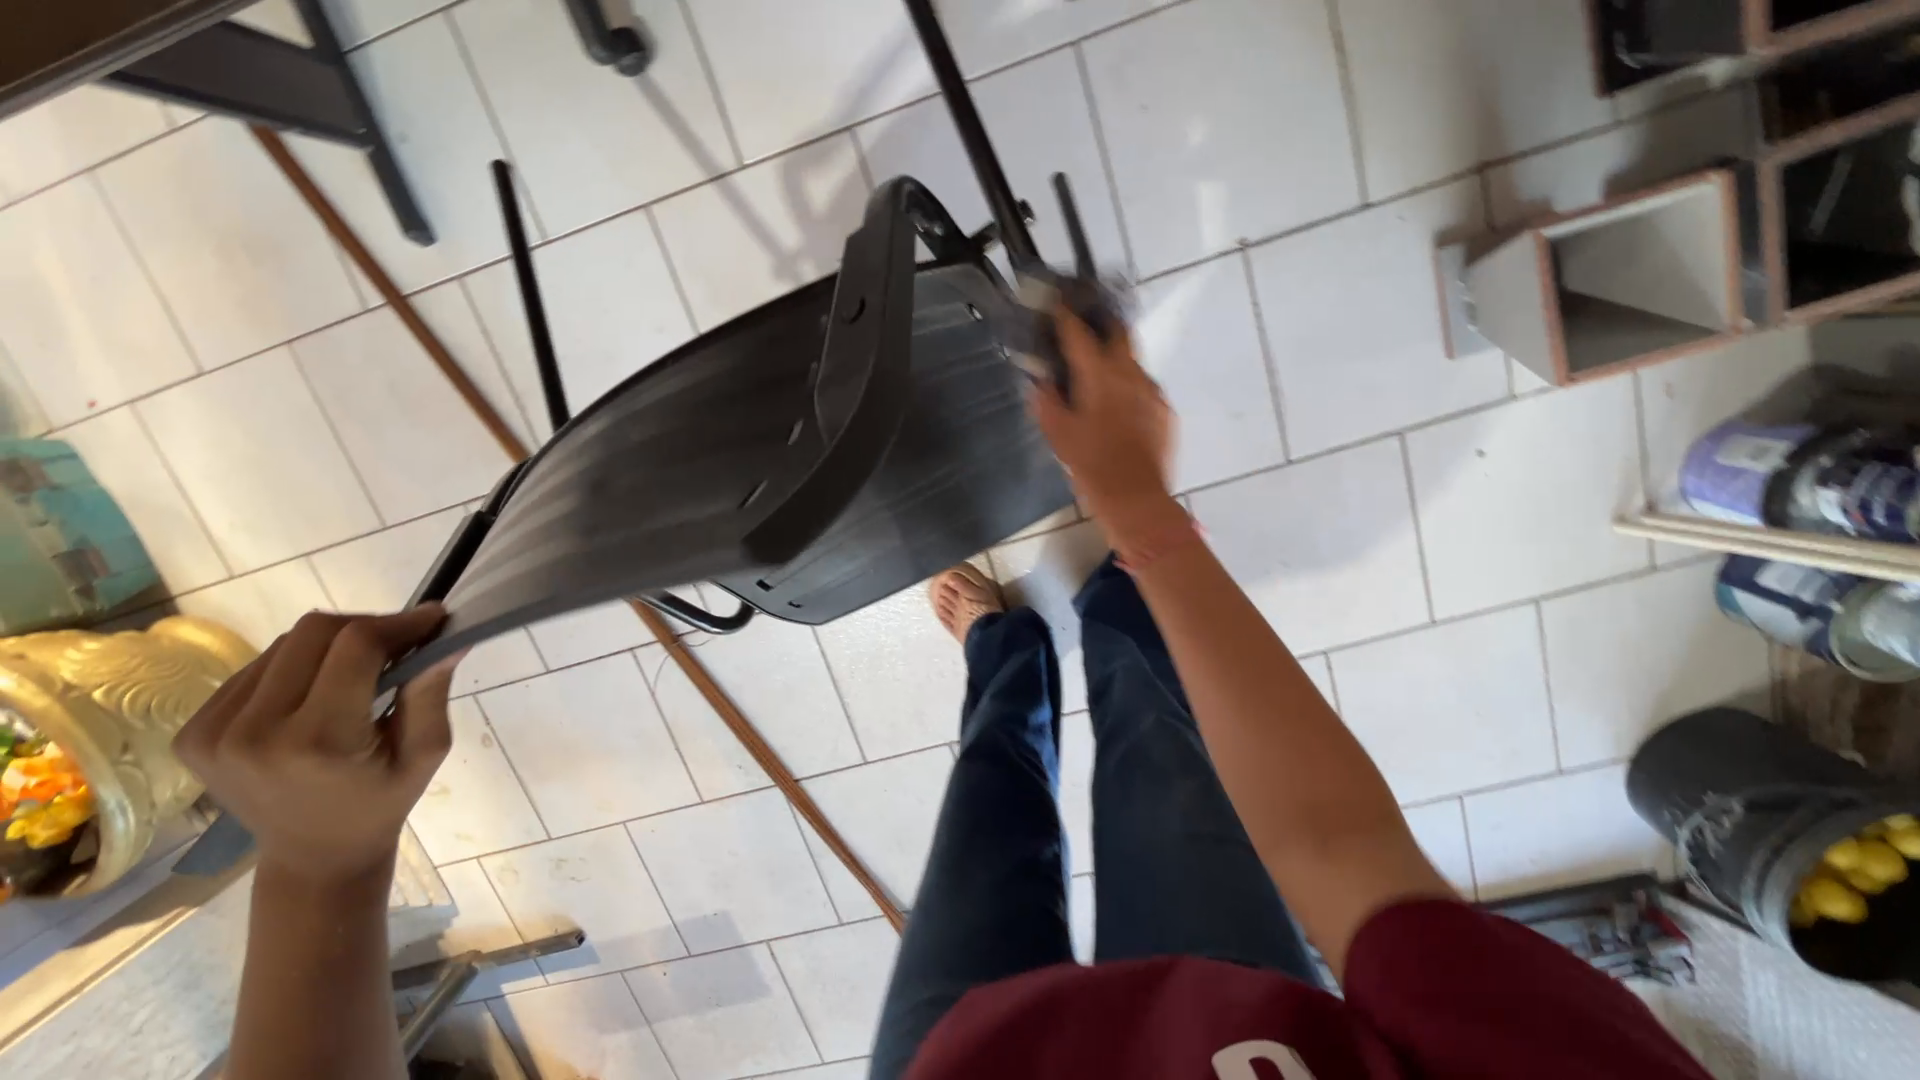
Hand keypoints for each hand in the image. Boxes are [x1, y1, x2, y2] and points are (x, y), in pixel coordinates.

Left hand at [173, 606, 459, 883]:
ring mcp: (214, 732)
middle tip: (399, 642)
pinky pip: (256, 669)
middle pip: (314, 632)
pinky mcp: (193, 733)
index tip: (433, 620)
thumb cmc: (382, 802)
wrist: (314, 855)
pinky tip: (316, 692)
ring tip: (359, 670)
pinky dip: (296, 667)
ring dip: (331, 646)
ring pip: (284, 646)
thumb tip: (449, 635)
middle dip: (366, 627)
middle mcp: (255, 731)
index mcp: (320, 741)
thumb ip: (431, 691)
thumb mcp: (426, 753)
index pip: (356, 645)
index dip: (399, 623)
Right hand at [1028, 306, 1182, 547]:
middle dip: (1102, 324)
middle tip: (1086, 327)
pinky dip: (1129, 392)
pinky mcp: (1165, 412)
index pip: (1078, 332)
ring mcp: (1153, 391)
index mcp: (1099, 374)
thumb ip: (1046, 400)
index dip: (1065, 314)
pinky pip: (1144, 391)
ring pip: (1133, 364)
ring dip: (1116, 363)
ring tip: (1100, 381)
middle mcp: (1130, 373)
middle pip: (1119, 332)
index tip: (1057, 303)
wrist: (1136, 498)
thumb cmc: (1091, 465)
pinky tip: (1119, 413)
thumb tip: (1041, 381)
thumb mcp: (1057, 434)